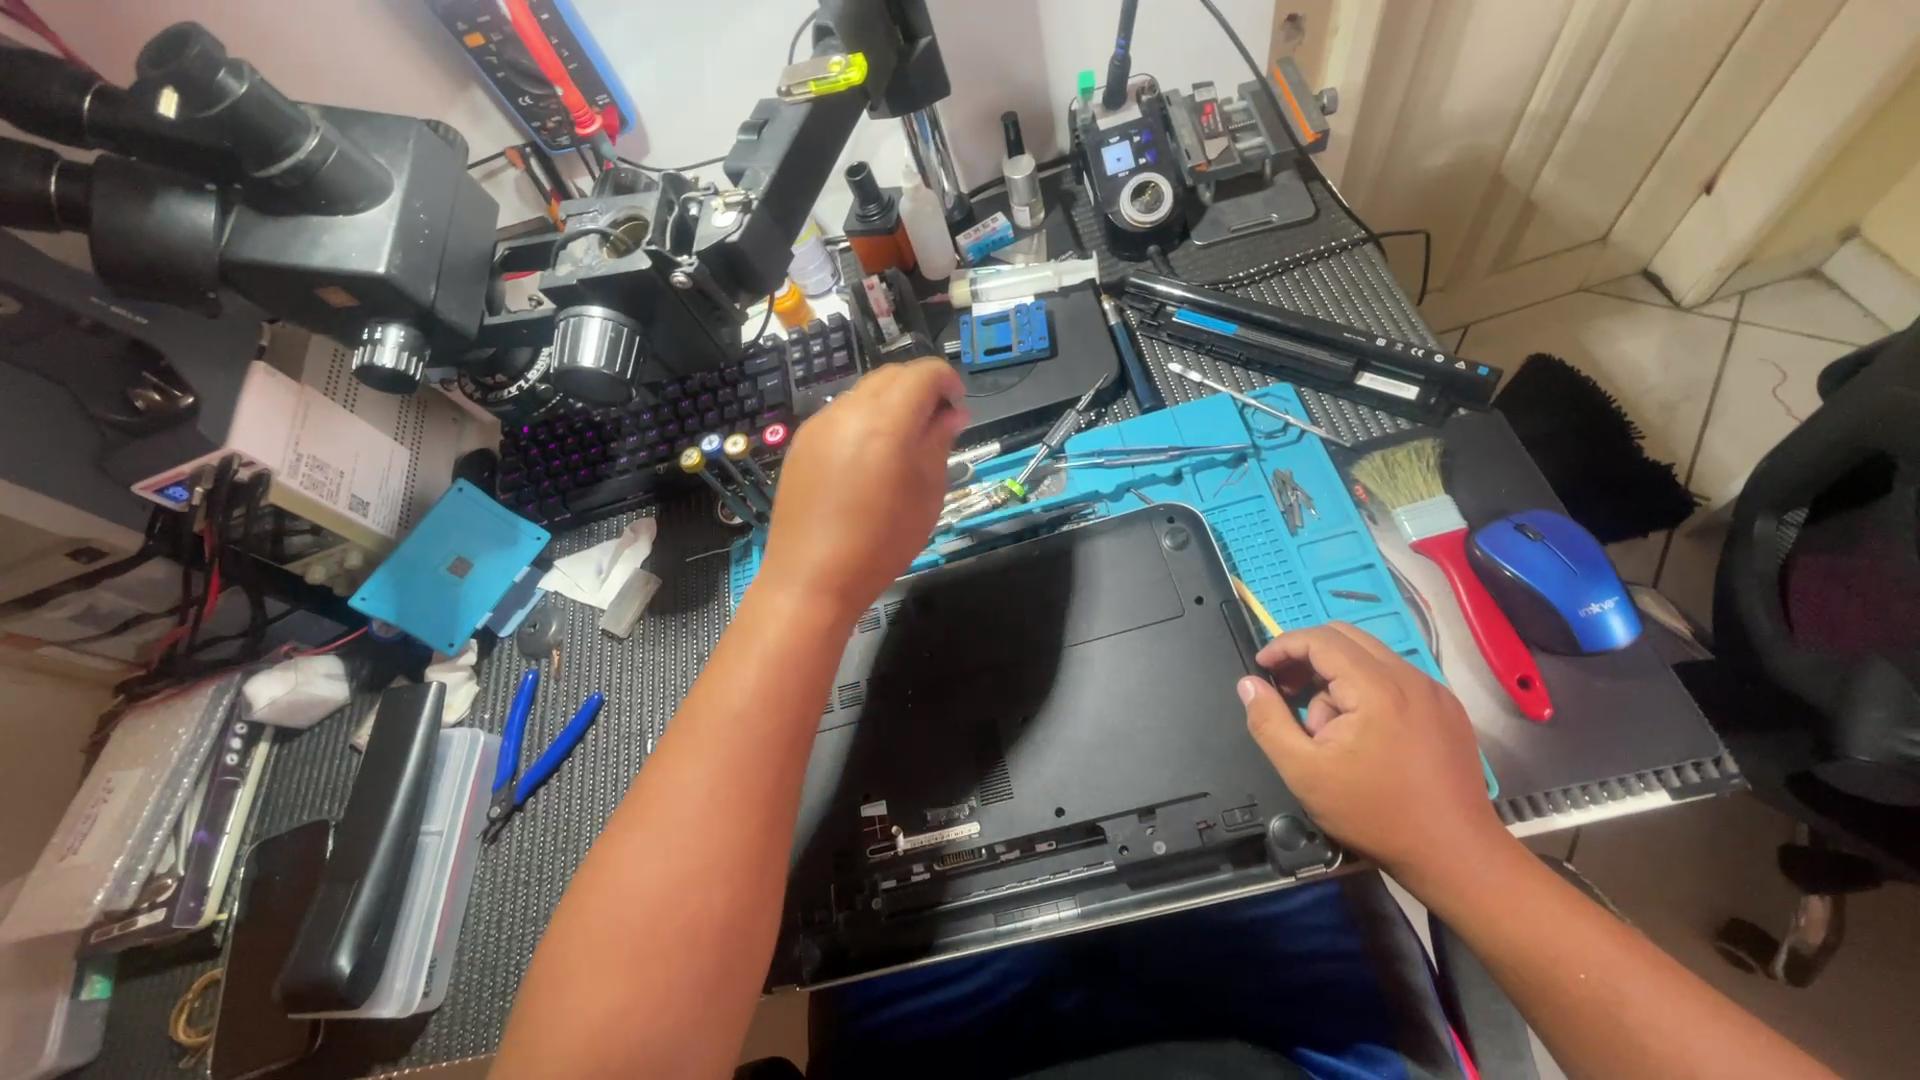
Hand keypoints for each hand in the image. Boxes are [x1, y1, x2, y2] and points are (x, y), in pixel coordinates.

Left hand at [757, 358, 968, 620]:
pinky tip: (868, 459)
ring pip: (863, 393)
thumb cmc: (881, 544)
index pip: (923, 373)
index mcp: (886, 422)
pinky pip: (840, 415)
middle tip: (936, 425)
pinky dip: (863, 420)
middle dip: (920, 389)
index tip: (958, 407)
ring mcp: (819, 425)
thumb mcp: (926, 495)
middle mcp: (849, 411)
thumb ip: (939, 444)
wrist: (811, 579)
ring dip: (890, 403)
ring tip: (903, 445)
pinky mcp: (801, 443)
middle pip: (892, 375)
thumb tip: (953, 414)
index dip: (947, 382)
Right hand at [1237, 623, 1507, 881]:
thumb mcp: (1304, 772)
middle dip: (1309, 657)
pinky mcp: (1448, 710)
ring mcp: (1435, 693)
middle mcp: (1411, 678)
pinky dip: (1367, 690)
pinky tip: (1360, 733)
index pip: (1321, 639)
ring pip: (1371, 658)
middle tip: (1287, 690)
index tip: (1262, 668)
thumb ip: (1268, 721)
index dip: (1284, 646)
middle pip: (1347, 638)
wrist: (1455, 855)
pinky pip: (1396, 679)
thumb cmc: (1374, 814)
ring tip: (1326, 728)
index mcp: (1377, 688)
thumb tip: (1249, 684)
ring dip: (1337, 678)